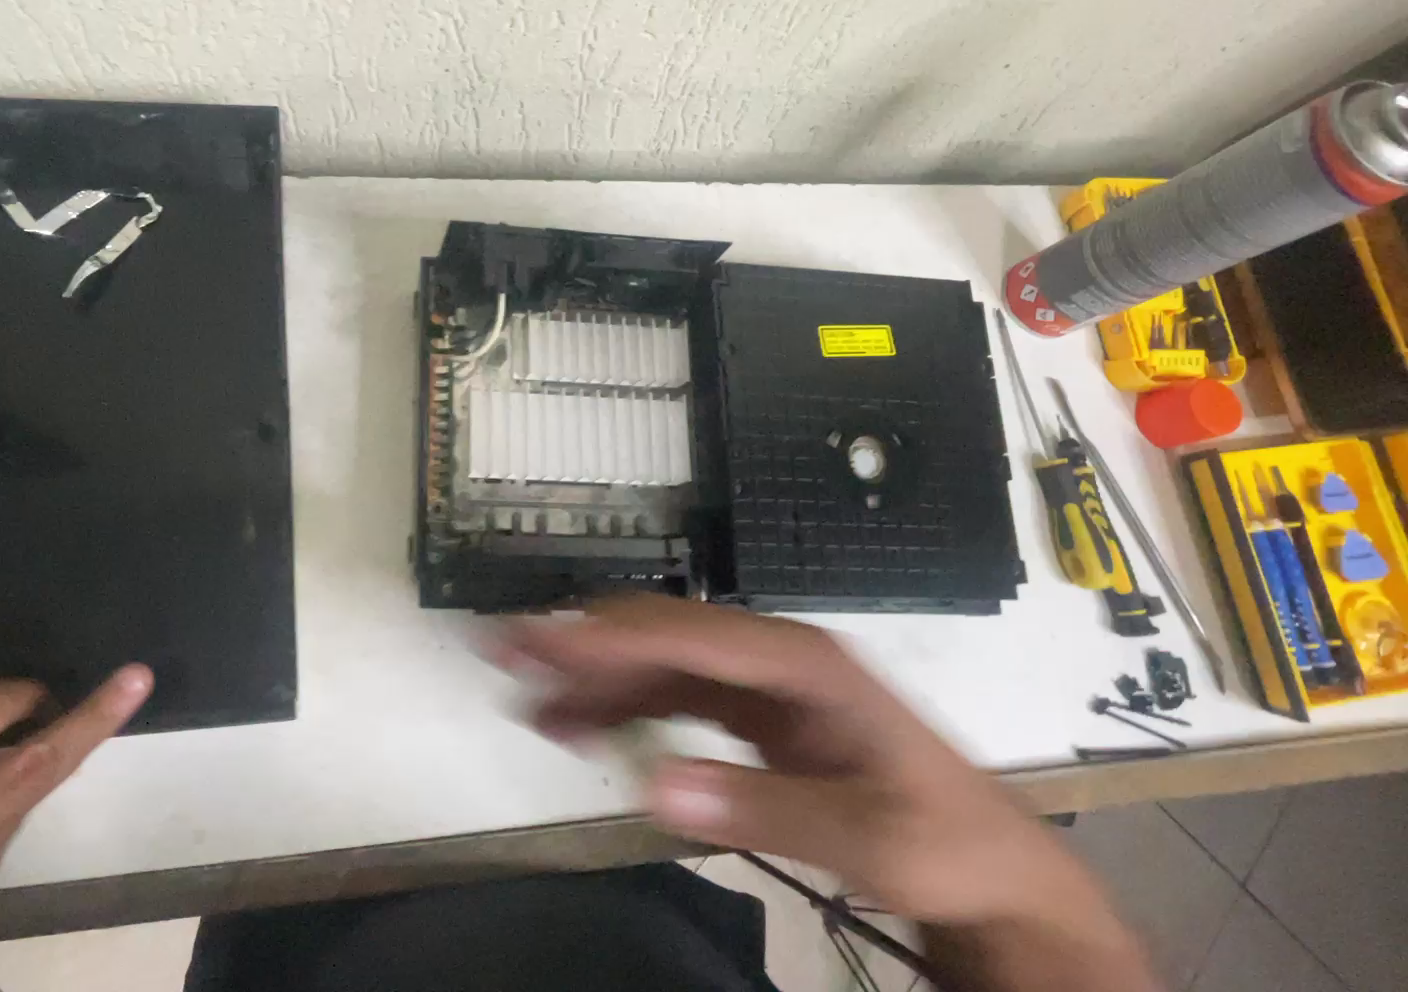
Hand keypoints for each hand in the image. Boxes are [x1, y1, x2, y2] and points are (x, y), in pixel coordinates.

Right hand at [497, 596, 1102, 924]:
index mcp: (800, 662)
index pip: (686, 633)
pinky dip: (618, 706)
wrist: (987, 862)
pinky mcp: (746, 710)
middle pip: (659, 632)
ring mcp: (754, 681)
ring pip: (653, 661)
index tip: (541, 643)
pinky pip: (667, 695)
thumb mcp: (866, 835)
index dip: (609, 635)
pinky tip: (578, 724)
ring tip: (525, 696)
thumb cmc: (939, 838)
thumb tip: (656, 787)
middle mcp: (768, 655)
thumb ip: (761, 807)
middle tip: (506, 649)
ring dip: (589, 675)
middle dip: (580, 640)